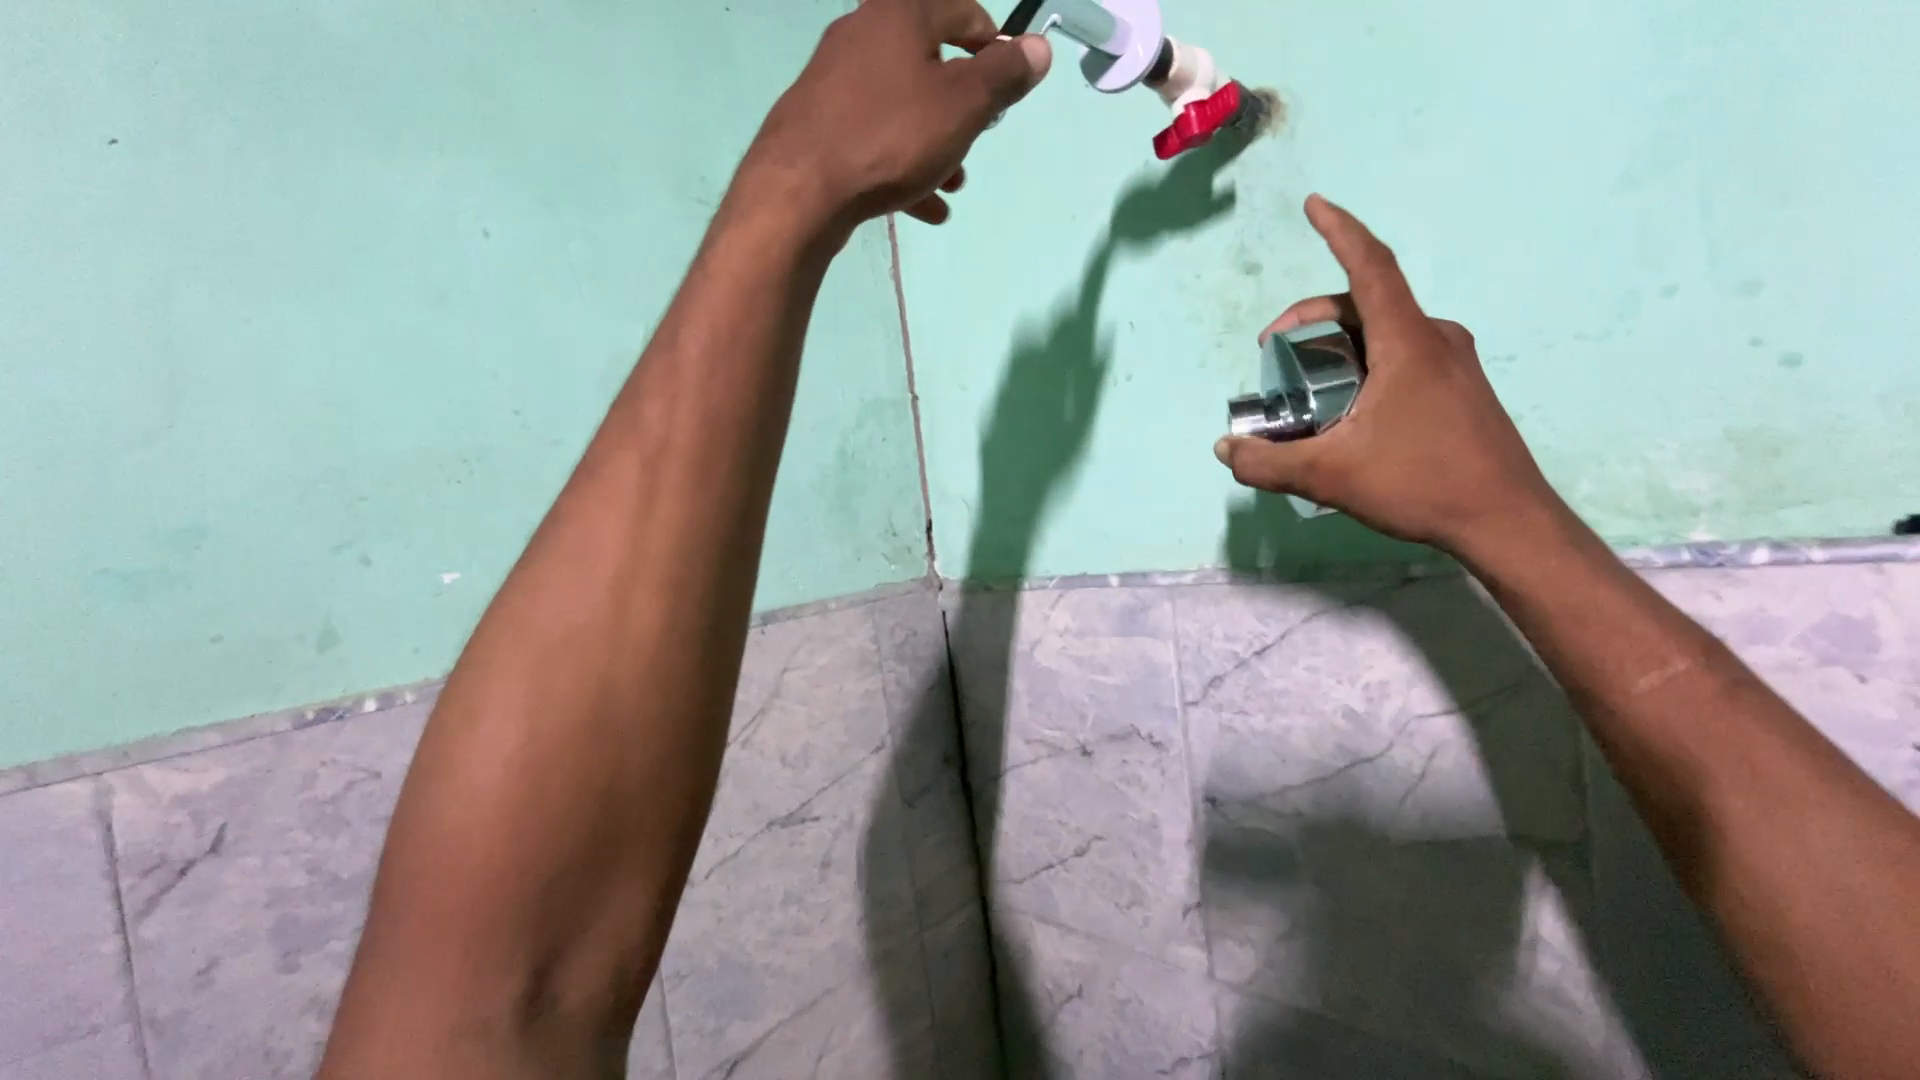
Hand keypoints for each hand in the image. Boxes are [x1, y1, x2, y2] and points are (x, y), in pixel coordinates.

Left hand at [741, 0, 1051, 228]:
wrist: (801, 187)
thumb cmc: (891, 137)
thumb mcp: (963, 106)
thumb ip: (1003, 76)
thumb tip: (1037, 48)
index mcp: (900, 14)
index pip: (962, 12)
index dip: (992, 47)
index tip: (1004, 88)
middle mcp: (861, 34)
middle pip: (928, 65)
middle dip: (959, 109)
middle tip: (973, 143)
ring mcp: (833, 81)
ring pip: (900, 109)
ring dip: (933, 146)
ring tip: (951, 186)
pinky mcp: (817, 124)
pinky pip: (872, 139)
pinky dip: (901, 167)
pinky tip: (922, 207)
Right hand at [1214, 195, 1561, 554]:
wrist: (1506, 521)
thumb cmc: (1420, 484)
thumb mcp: (1329, 476)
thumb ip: (1267, 463)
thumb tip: (1225, 449)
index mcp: (1407, 343)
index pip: (1370, 267)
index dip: (1339, 230)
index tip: (1313, 204)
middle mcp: (1435, 339)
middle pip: (1366, 304)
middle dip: (1312, 317)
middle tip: (1274, 351)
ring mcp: (1454, 363)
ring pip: (1384, 333)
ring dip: (1339, 347)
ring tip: (1307, 389)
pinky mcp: (1461, 388)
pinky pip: (1403, 357)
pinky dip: (1365, 365)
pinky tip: (1349, 411)